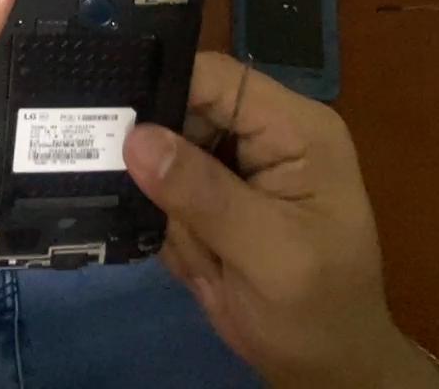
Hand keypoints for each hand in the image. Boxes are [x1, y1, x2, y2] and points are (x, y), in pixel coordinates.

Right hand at [123, 53, 438, 388]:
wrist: (327, 371)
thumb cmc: (320, 311)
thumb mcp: (270, 254)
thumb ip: (205, 194)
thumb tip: (136, 137)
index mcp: (293, 126)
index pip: (216, 78)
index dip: (165, 85)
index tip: (111, 114)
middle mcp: (261, 130)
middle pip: (182, 106)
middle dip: (158, 156)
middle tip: (147, 200)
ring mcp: (233, 161)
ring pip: (162, 148)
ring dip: (162, 199)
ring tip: (191, 247)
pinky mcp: (210, 190)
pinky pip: (161, 184)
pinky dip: (161, 217)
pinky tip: (187, 252)